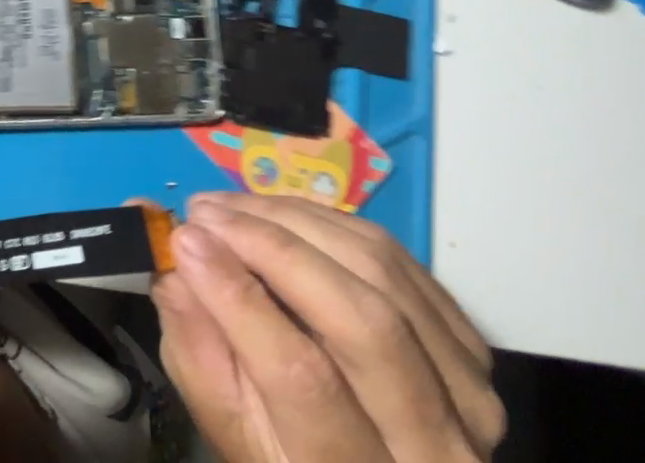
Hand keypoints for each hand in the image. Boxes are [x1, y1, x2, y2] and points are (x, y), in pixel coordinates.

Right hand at [153, 193, 504, 462]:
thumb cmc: (279, 451)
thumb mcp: (224, 420)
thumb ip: (195, 342)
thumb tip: (173, 253)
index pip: (301, 375)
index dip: (238, 298)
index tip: (183, 240)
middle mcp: (436, 442)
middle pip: (361, 319)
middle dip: (271, 248)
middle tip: (203, 212)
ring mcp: (467, 391)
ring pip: (383, 275)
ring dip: (295, 221)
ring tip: (228, 206)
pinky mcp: (471, 346)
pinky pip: (401, 261)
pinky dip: (330, 224)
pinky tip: (277, 214)